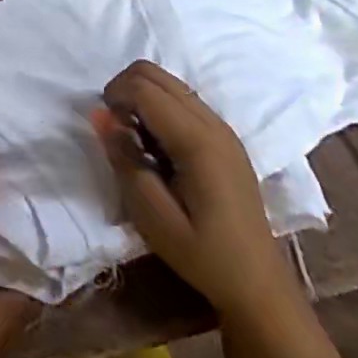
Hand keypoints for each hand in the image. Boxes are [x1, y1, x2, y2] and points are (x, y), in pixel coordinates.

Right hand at [90, 60, 296, 318]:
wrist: (258, 283)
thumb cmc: (203, 255)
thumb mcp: (153, 217)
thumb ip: (124, 161)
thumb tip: (99, 115)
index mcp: (197, 141)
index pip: (144, 88)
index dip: (113, 96)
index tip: (104, 128)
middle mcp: (213, 122)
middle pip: (155, 73)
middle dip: (123, 88)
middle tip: (115, 129)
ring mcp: (222, 127)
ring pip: (169, 82)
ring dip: (141, 96)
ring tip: (134, 139)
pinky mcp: (224, 136)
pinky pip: (182, 99)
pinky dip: (159, 106)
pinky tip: (157, 145)